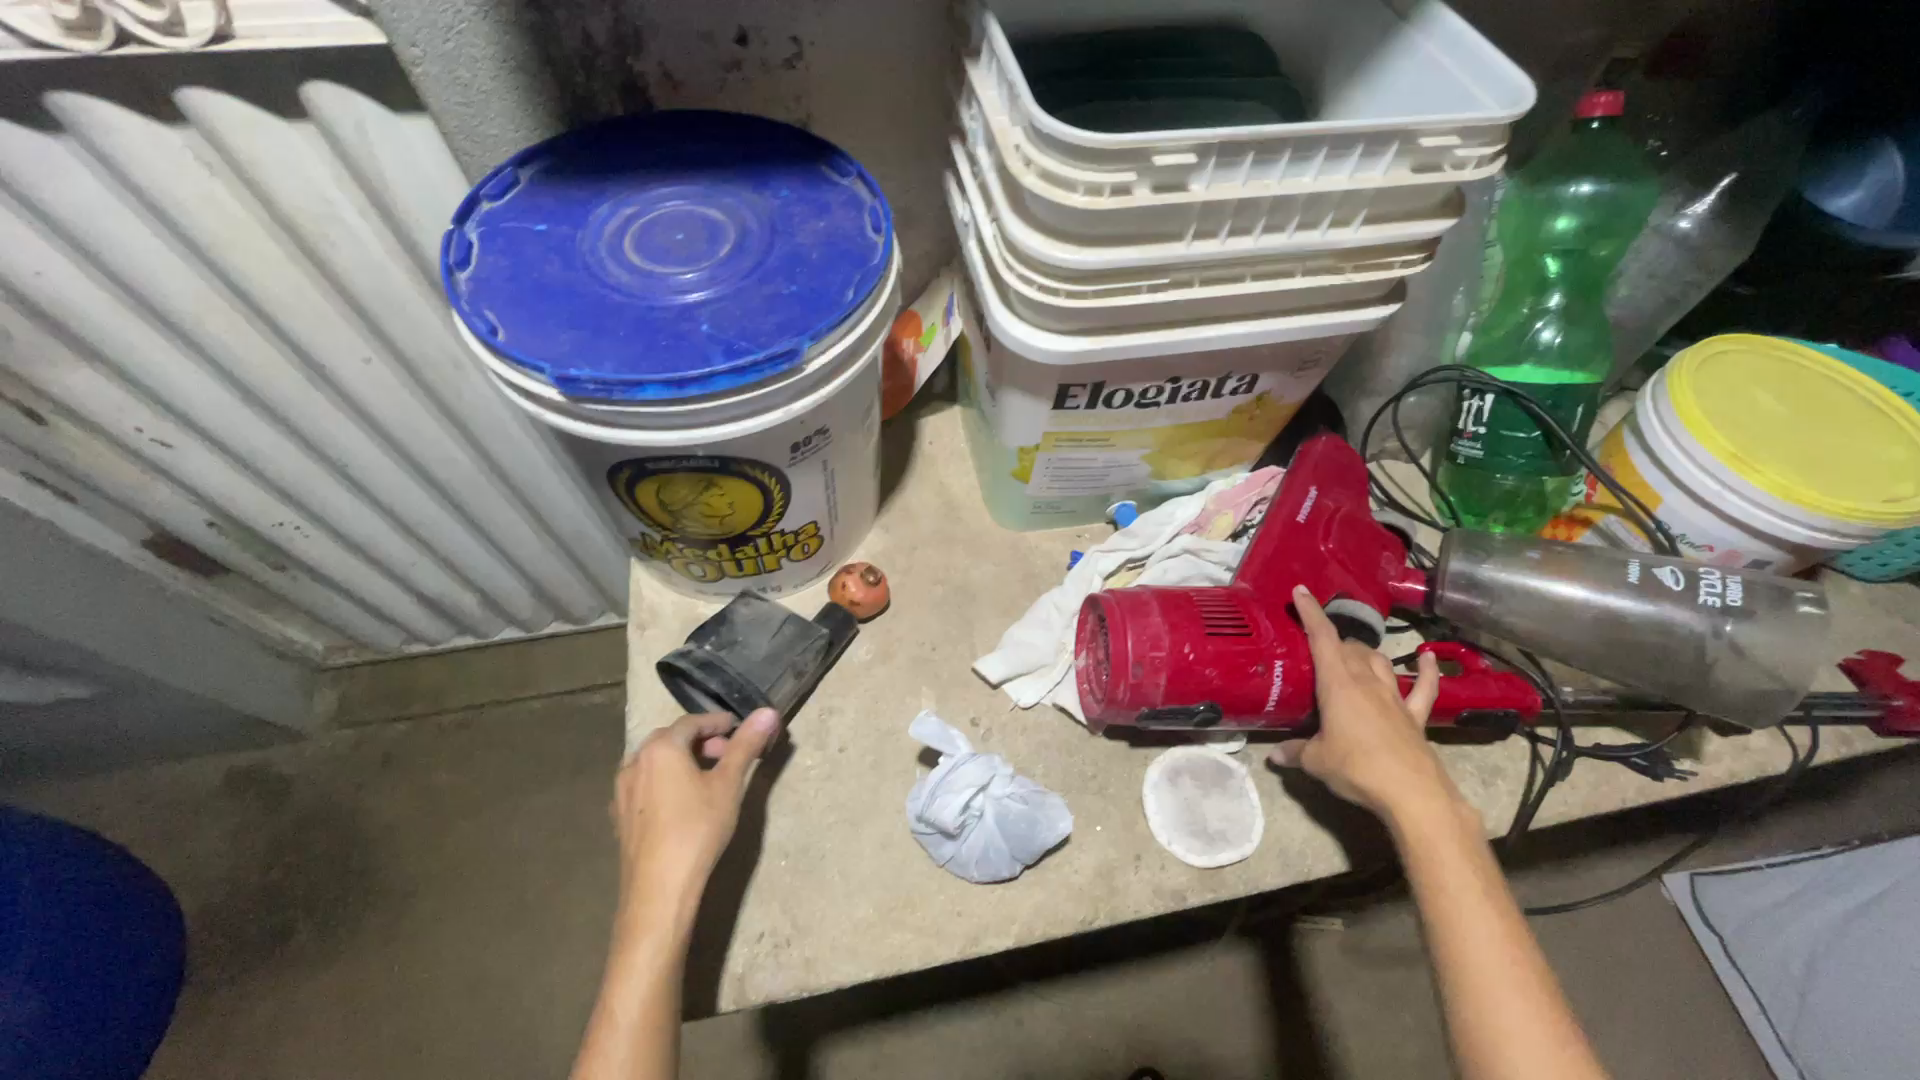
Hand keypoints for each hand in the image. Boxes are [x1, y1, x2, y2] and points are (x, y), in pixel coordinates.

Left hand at [611, 708, 779, 935]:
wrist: (659, 887)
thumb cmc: (697, 828)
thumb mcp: (729, 784)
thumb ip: (746, 745)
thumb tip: (768, 712)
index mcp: (661, 748)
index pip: (692, 722)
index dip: (717, 722)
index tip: (737, 728)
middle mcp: (635, 762)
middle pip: (670, 739)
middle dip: (699, 741)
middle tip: (726, 754)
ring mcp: (622, 790)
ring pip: (654, 762)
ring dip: (680, 760)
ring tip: (704, 778)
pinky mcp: (619, 816)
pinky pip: (643, 785)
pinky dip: (663, 781)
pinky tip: (679, 803)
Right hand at [1268, 586, 1457, 821]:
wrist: (1412, 794)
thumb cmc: (1357, 769)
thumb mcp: (1316, 761)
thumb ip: (1295, 752)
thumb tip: (1274, 756)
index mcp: (1338, 685)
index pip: (1321, 638)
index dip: (1310, 613)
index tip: (1300, 592)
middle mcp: (1367, 682)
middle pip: (1350, 648)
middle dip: (1332, 641)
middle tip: (1316, 649)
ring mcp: (1394, 697)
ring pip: (1379, 661)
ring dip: (1364, 653)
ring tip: (1352, 655)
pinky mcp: (1415, 716)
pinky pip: (1423, 687)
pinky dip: (1425, 670)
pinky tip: (1425, 658)